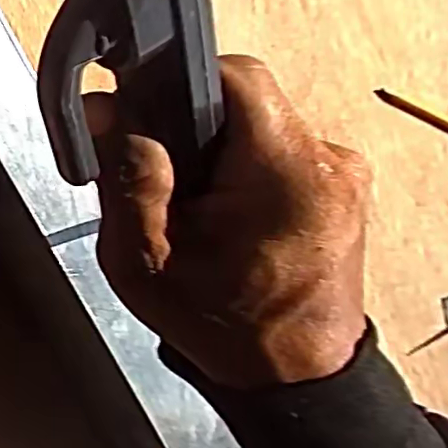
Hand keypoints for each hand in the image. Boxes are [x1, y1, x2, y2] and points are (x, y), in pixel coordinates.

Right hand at [86, 55, 369, 387]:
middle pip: (236, 101)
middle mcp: (328, 162)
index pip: (235, 77)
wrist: (291, 371)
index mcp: (283, 176)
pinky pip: (268, 147)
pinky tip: (209, 208)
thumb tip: (105, 109)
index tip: (135, 113)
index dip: (175, 80)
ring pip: (248, 124)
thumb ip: (125, 179)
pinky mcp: (337, 183)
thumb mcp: (140, 257)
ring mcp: (341, 172)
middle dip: (179, 128)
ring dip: (203, 150)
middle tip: (148, 180)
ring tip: (179, 203)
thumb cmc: (214, 319)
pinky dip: (229, 165)